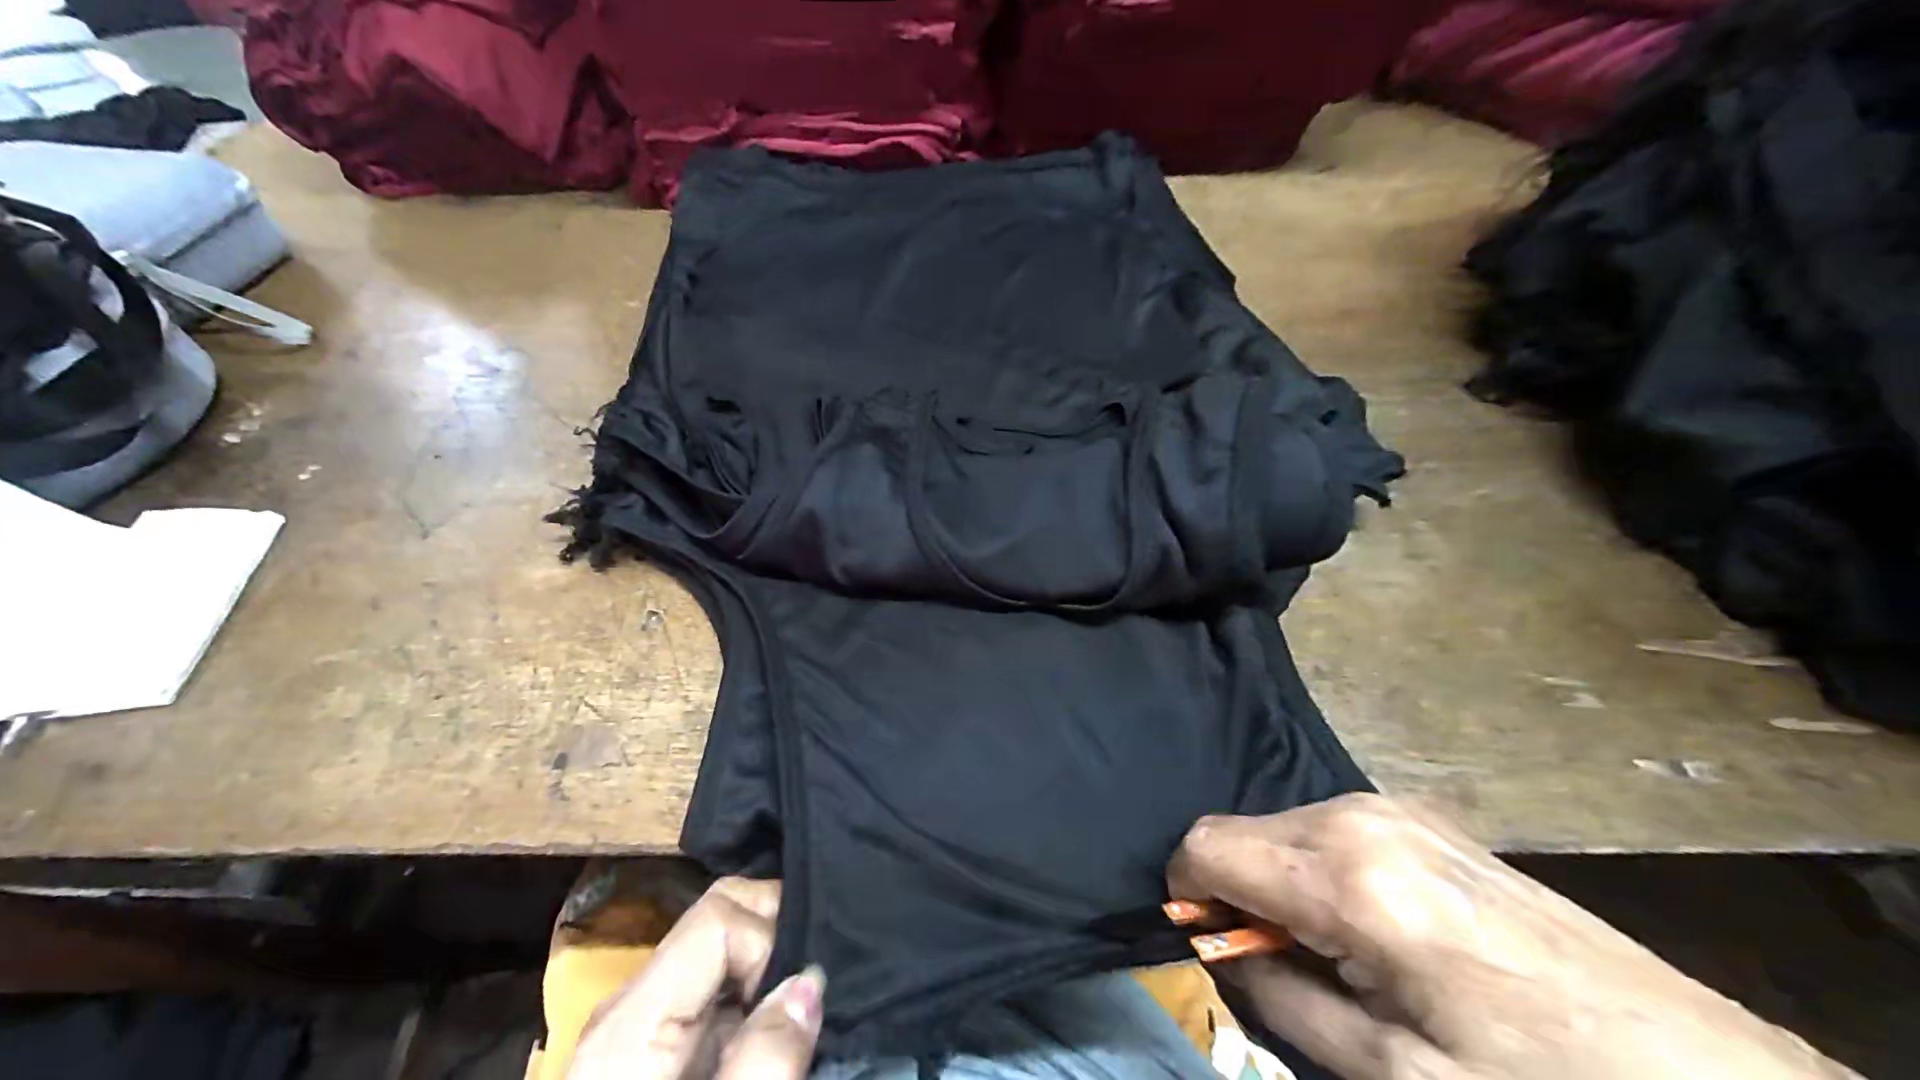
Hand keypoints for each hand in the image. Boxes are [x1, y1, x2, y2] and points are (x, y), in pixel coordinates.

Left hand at [566, 877, 824, 1079]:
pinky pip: (713, 983)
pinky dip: (753, 987)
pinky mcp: (654, 1043)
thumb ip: (766, 1062)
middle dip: (775, 932)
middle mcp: (633, 1002)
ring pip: (719, 943)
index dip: (768, 941)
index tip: (796, 998)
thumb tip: (810, 981)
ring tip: (801, 1005)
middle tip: (809, 985)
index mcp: (634, 1020)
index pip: (720, 917)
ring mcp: (641, 1021)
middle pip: (717, 914)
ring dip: (769, 960)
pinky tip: (773, 1025)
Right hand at [1169, 794, 1856, 1079]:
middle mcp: (1357, 816)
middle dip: (1233, 893)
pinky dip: (1315, 871)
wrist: (1706, 1076)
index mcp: (1346, 875)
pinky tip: (1369, 928)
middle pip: (1240, 832)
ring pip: (1280, 828)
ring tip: (1330, 955)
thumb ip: (1279, 995)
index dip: (1186, 892)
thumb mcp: (1392, 1072)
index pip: (1208, 845)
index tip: (1203, 942)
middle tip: (1274, 966)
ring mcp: (1394, 807)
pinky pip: (1326, 828)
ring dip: (1276, 884)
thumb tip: (1217, 949)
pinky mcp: (1423, 815)